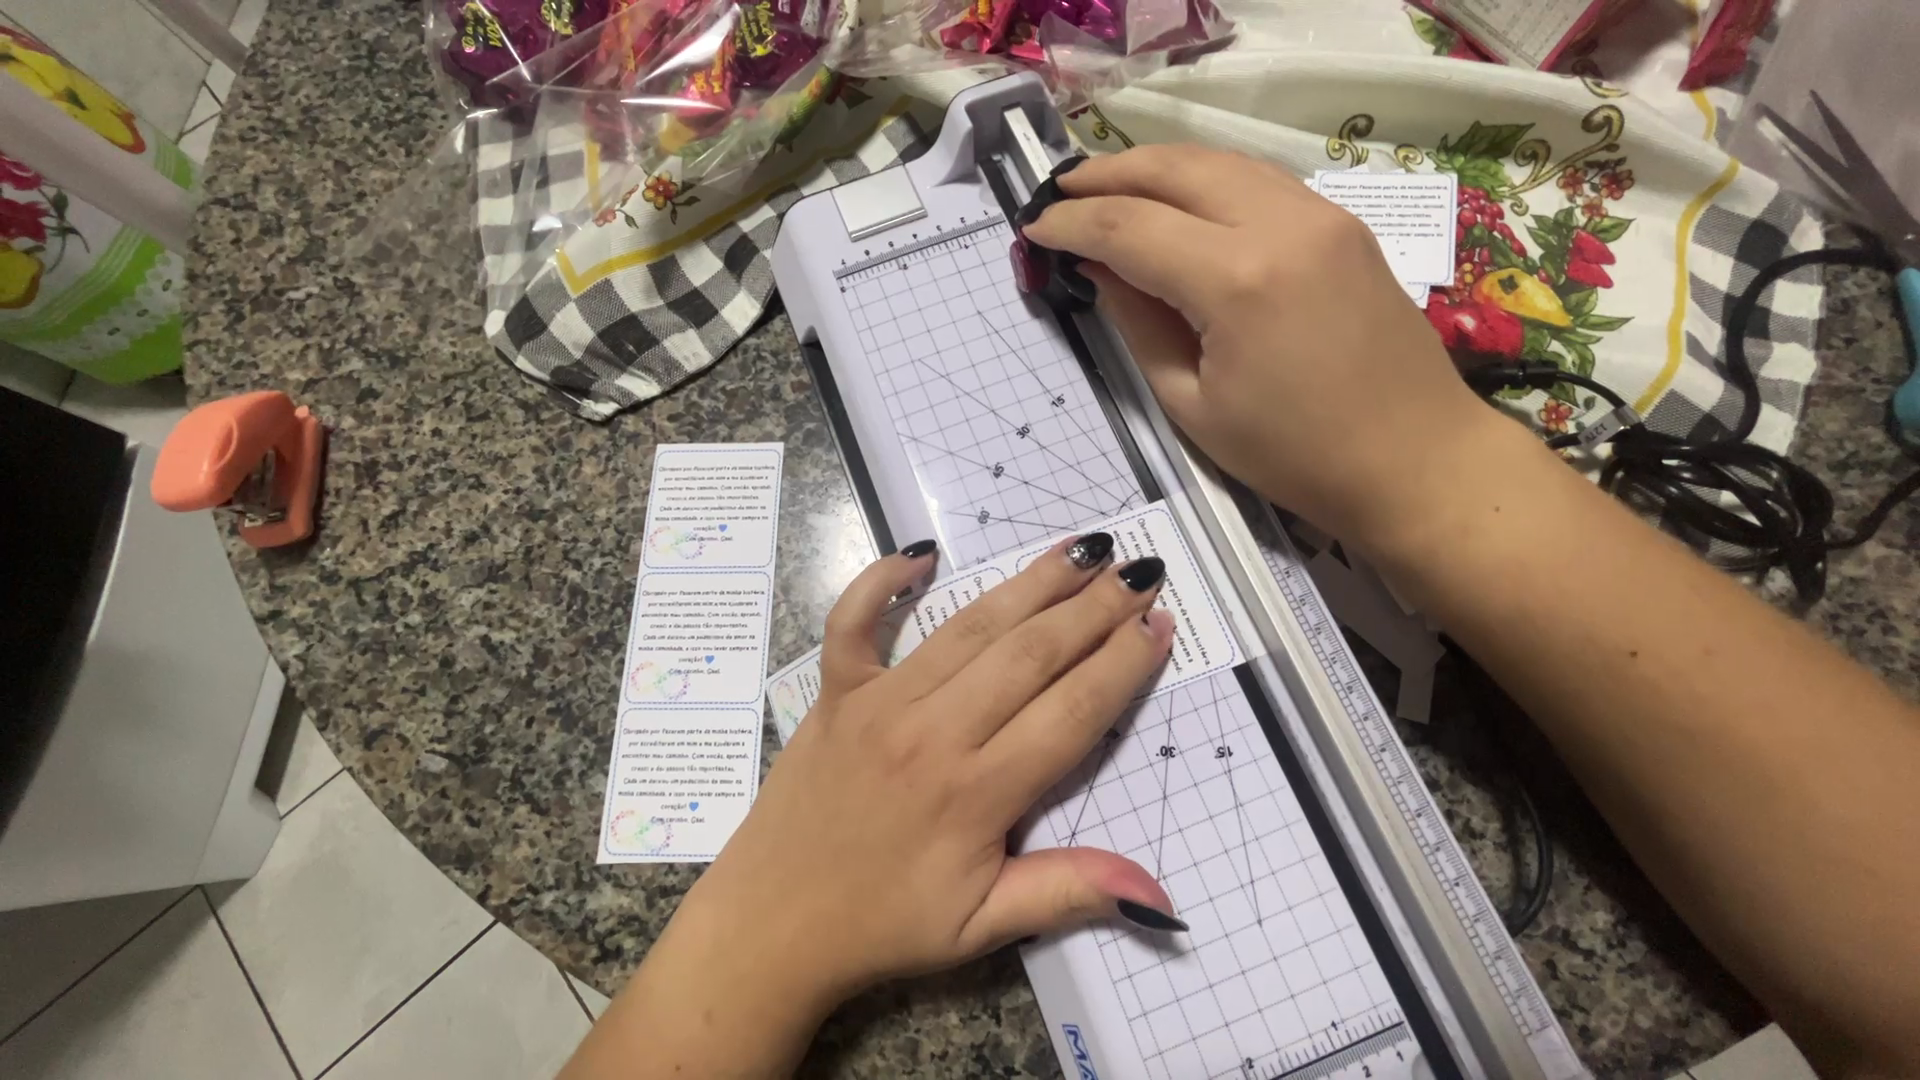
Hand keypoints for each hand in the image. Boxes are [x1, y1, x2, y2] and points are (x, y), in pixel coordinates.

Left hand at [683, 536, 1182, 1009]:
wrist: (772, 924)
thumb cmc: (885, 925)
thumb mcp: (983, 927)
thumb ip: (1069, 891)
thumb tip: (1162, 895)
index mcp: (976, 793)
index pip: (1070, 712)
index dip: (1120, 665)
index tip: (1157, 623)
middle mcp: (932, 733)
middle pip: (1030, 655)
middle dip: (1093, 609)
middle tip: (1138, 570)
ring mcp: (878, 703)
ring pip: (968, 628)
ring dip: (1028, 584)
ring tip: (1078, 550)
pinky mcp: (834, 690)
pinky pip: (854, 620)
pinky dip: (882, 581)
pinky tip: (922, 552)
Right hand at [1024, 144, 1499, 544]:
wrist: (1413, 460)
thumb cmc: (1293, 455)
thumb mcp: (1191, 404)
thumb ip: (1139, 325)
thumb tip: (1100, 269)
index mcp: (1235, 281)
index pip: (1130, 227)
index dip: (1072, 224)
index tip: (1034, 229)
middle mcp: (1280, 225)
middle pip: (1175, 169)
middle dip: (1107, 173)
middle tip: (1059, 189)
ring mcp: (1320, 215)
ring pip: (1219, 161)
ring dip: (1156, 168)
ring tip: (1108, 186)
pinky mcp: (1341, 224)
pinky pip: (1256, 180)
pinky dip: (1205, 180)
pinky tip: (1178, 202)